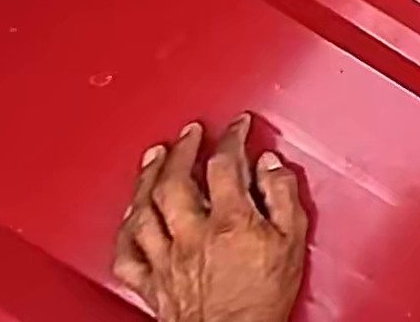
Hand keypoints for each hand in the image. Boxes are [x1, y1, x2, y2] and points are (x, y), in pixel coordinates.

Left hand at [114, 116, 308, 321]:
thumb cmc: (265, 293)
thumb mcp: (294, 234)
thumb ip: (284, 193)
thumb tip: (270, 164)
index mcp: (232, 220)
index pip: (225, 165)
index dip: (231, 138)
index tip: (237, 125)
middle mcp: (193, 236)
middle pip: (175, 184)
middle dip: (181, 152)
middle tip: (189, 133)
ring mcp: (166, 260)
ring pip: (144, 213)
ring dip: (147, 180)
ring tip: (154, 157)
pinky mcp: (149, 283)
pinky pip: (125, 252)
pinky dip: (125, 227)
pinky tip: (130, 214)